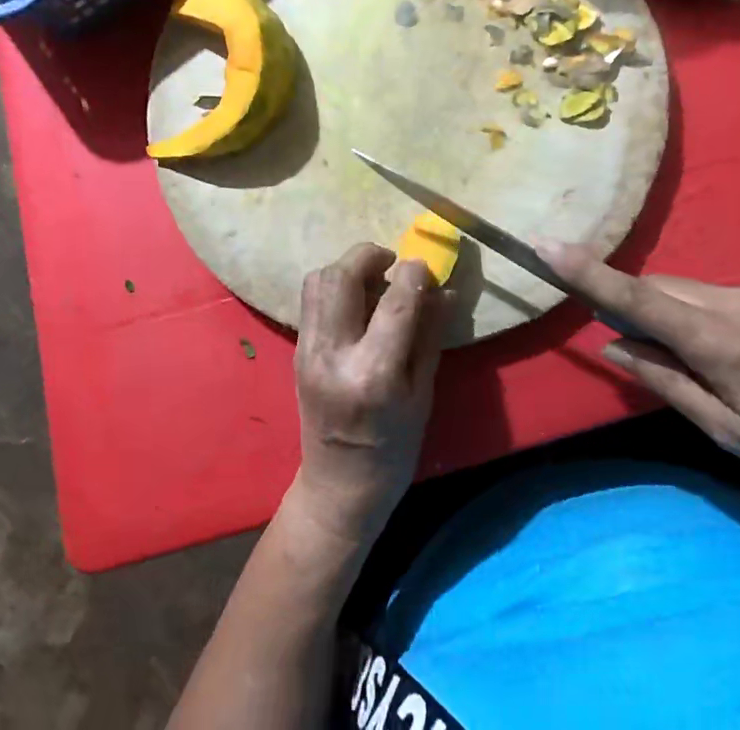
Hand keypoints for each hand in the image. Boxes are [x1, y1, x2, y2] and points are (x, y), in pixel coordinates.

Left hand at [291, 244, 450, 541]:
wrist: (339, 485)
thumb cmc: (393, 450)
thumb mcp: (422, 395)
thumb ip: (429, 336)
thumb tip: (442, 289)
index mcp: (373, 373)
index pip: (395, 303)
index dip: (414, 274)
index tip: (425, 265)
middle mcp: (333, 354)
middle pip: (340, 277)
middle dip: (368, 255)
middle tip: (393, 262)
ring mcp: (308, 350)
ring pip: (317, 280)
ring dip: (347, 268)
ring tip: (373, 281)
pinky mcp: (297, 349)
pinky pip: (311, 300)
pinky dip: (334, 287)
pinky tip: (356, 303)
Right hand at [541, 243, 739, 517]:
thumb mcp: (735, 435)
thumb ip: (668, 383)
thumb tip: (614, 347)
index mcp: (726, 342)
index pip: (639, 298)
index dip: (588, 273)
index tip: (545, 245)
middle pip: (660, 288)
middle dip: (630, 305)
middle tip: (620, 339)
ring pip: (687, 291)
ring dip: (666, 313)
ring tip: (685, 362)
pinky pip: (717, 297)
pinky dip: (696, 316)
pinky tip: (722, 356)